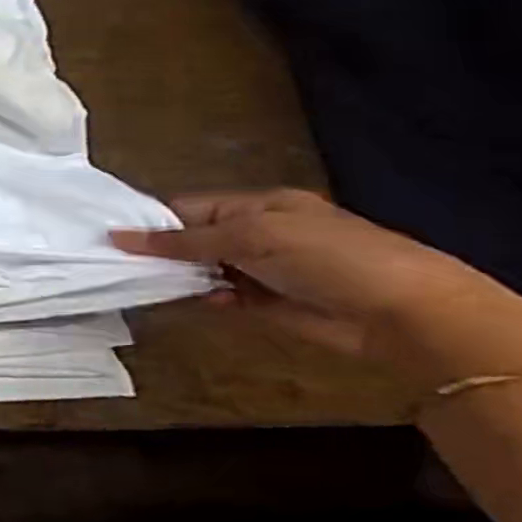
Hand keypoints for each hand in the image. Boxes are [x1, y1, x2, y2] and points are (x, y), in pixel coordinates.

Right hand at [111, 189, 496, 360]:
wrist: (410, 316)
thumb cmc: (329, 257)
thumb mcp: (251, 236)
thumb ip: (185, 240)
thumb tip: (119, 236)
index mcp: (257, 206)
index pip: (189, 207)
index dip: (151, 220)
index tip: (112, 235)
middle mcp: (258, 234)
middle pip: (193, 239)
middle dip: (161, 249)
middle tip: (116, 262)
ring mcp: (265, 270)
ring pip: (205, 270)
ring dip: (181, 276)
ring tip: (144, 282)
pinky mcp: (271, 305)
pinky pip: (225, 298)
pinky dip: (207, 299)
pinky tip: (196, 301)